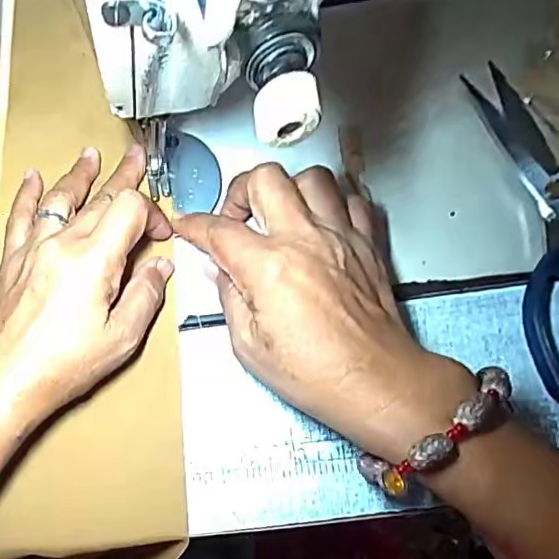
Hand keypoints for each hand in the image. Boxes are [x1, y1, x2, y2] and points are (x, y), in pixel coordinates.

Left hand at [0, 144, 175, 442]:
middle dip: (123, 178)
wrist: (4, 379)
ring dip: (79, 175)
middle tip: (135, 159)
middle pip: (98, 198)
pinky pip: (21, 218)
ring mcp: (32, 251)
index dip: (152, 214)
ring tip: (90, 157)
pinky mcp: (12, 263)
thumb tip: (158, 270)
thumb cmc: (56, 367)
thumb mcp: (120, 339)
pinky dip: (28, 195)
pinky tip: (32, 180)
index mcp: (93, 261)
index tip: (160, 233)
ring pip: (59, 199)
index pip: (130, 209)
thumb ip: (145, 297)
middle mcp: (60, 246)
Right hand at [175, 163, 473, 461]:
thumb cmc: (314, 373)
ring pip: (311, 177)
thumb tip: (225, 273)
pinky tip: (317, 225)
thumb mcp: (248, 345)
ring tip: (277, 216)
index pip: (218, 230)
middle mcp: (305, 241)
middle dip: (238, 192)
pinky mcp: (367, 243)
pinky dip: (329, 203)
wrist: (372, 381)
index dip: (193, 225)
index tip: (186, 226)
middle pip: (264, 179)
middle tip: (234, 218)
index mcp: (268, 268)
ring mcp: (340, 236)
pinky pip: (350, 199)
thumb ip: (231, 298)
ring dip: (287, 190)